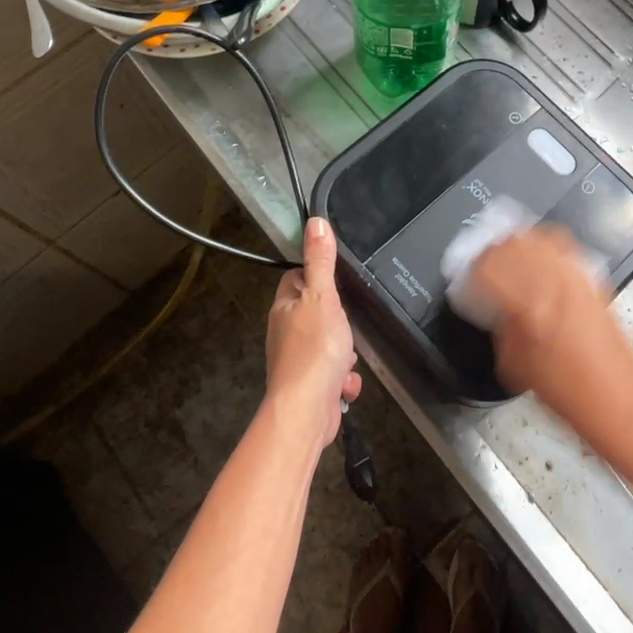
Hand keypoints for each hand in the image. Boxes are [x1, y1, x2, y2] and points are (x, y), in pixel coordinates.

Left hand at [266, 217, 361, 445]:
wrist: (307, 411)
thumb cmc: (314, 348)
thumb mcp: (322, 296)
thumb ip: (321, 262)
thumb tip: (315, 221)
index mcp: (284, 308)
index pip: (296, 279)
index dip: (316, 277)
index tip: (337, 282)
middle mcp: (286, 333)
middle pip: (317, 314)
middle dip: (339, 322)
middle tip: (348, 325)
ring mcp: (297, 363)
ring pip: (329, 347)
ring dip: (345, 354)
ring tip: (348, 359)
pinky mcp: (310, 388)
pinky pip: (333, 376)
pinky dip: (343, 380)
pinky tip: (345, 384)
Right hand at [470, 228, 632, 455]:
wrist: (618, 403)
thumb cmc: (568, 394)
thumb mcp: (517, 365)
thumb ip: (502, 326)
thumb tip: (495, 307)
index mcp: (529, 304)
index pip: (489, 266)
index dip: (471, 270)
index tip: (465, 279)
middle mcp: (555, 282)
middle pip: (514, 243)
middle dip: (492, 251)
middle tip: (481, 264)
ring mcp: (578, 279)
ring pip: (539, 240)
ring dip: (517, 245)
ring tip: (506, 256)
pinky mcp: (594, 282)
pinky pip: (563, 249)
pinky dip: (544, 247)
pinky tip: (537, 258)